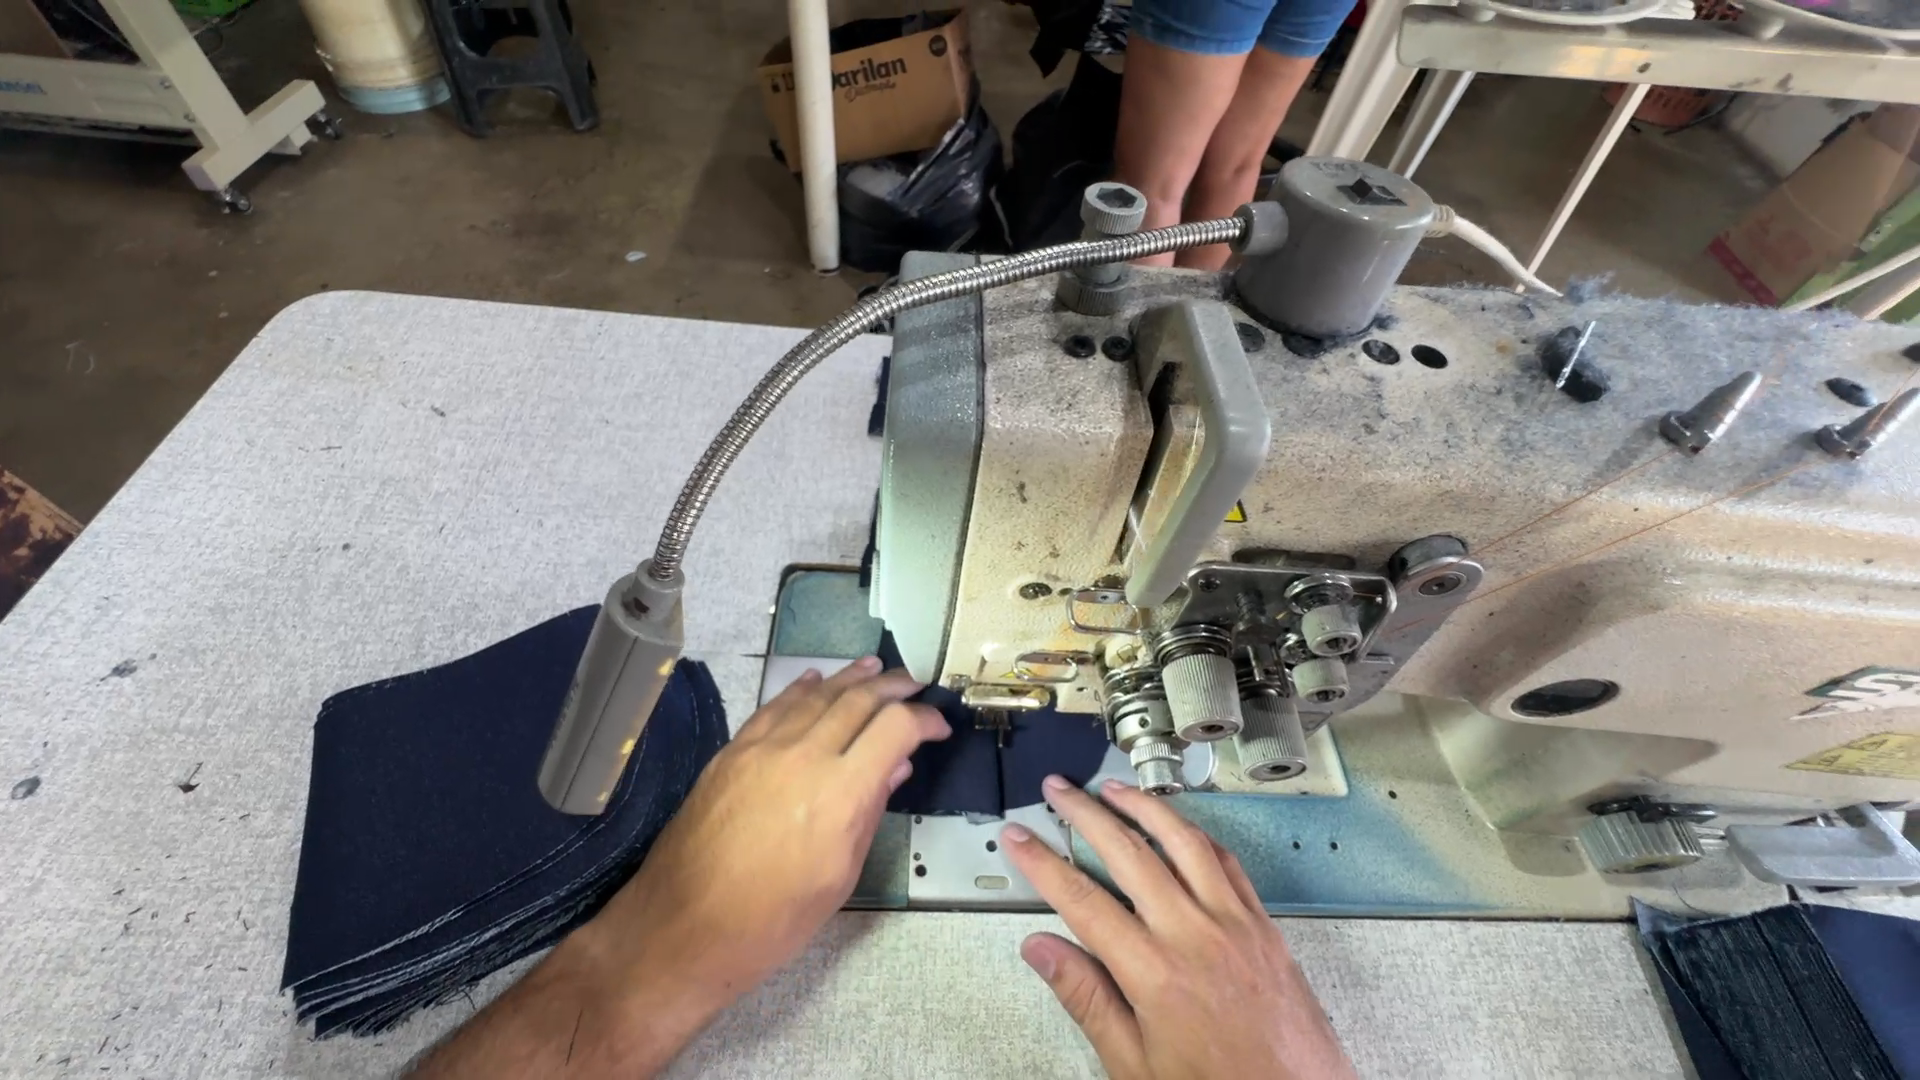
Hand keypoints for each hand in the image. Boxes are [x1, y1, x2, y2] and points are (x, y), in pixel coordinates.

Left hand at [579, 656, 949, 1016]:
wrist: (683, 928)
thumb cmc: (774, 920)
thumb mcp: (840, 876)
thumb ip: (870, 812)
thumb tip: (894, 768)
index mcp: (841, 793)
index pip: (896, 728)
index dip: (924, 720)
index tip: (938, 727)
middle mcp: (806, 756)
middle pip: (859, 699)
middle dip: (894, 687)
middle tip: (915, 685)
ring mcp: (764, 748)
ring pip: (818, 694)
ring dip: (851, 677)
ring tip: (875, 666)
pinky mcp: (734, 750)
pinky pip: (776, 706)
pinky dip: (801, 689)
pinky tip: (816, 680)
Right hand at [1001, 776, 1354, 1079]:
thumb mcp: (1136, 1066)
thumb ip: (1086, 999)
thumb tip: (1040, 948)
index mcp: (1155, 974)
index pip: (1082, 900)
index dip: (1043, 862)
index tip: (1019, 837)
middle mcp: (1193, 935)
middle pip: (1127, 852)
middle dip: (1085, 812)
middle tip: (1058, 788)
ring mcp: (1233, 922)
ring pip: (1181, 840)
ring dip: (1142, 805)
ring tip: (1112, 786)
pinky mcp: (1262, 924)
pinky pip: (1226, 861)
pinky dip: (1195, 834)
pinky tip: (1177, 824)